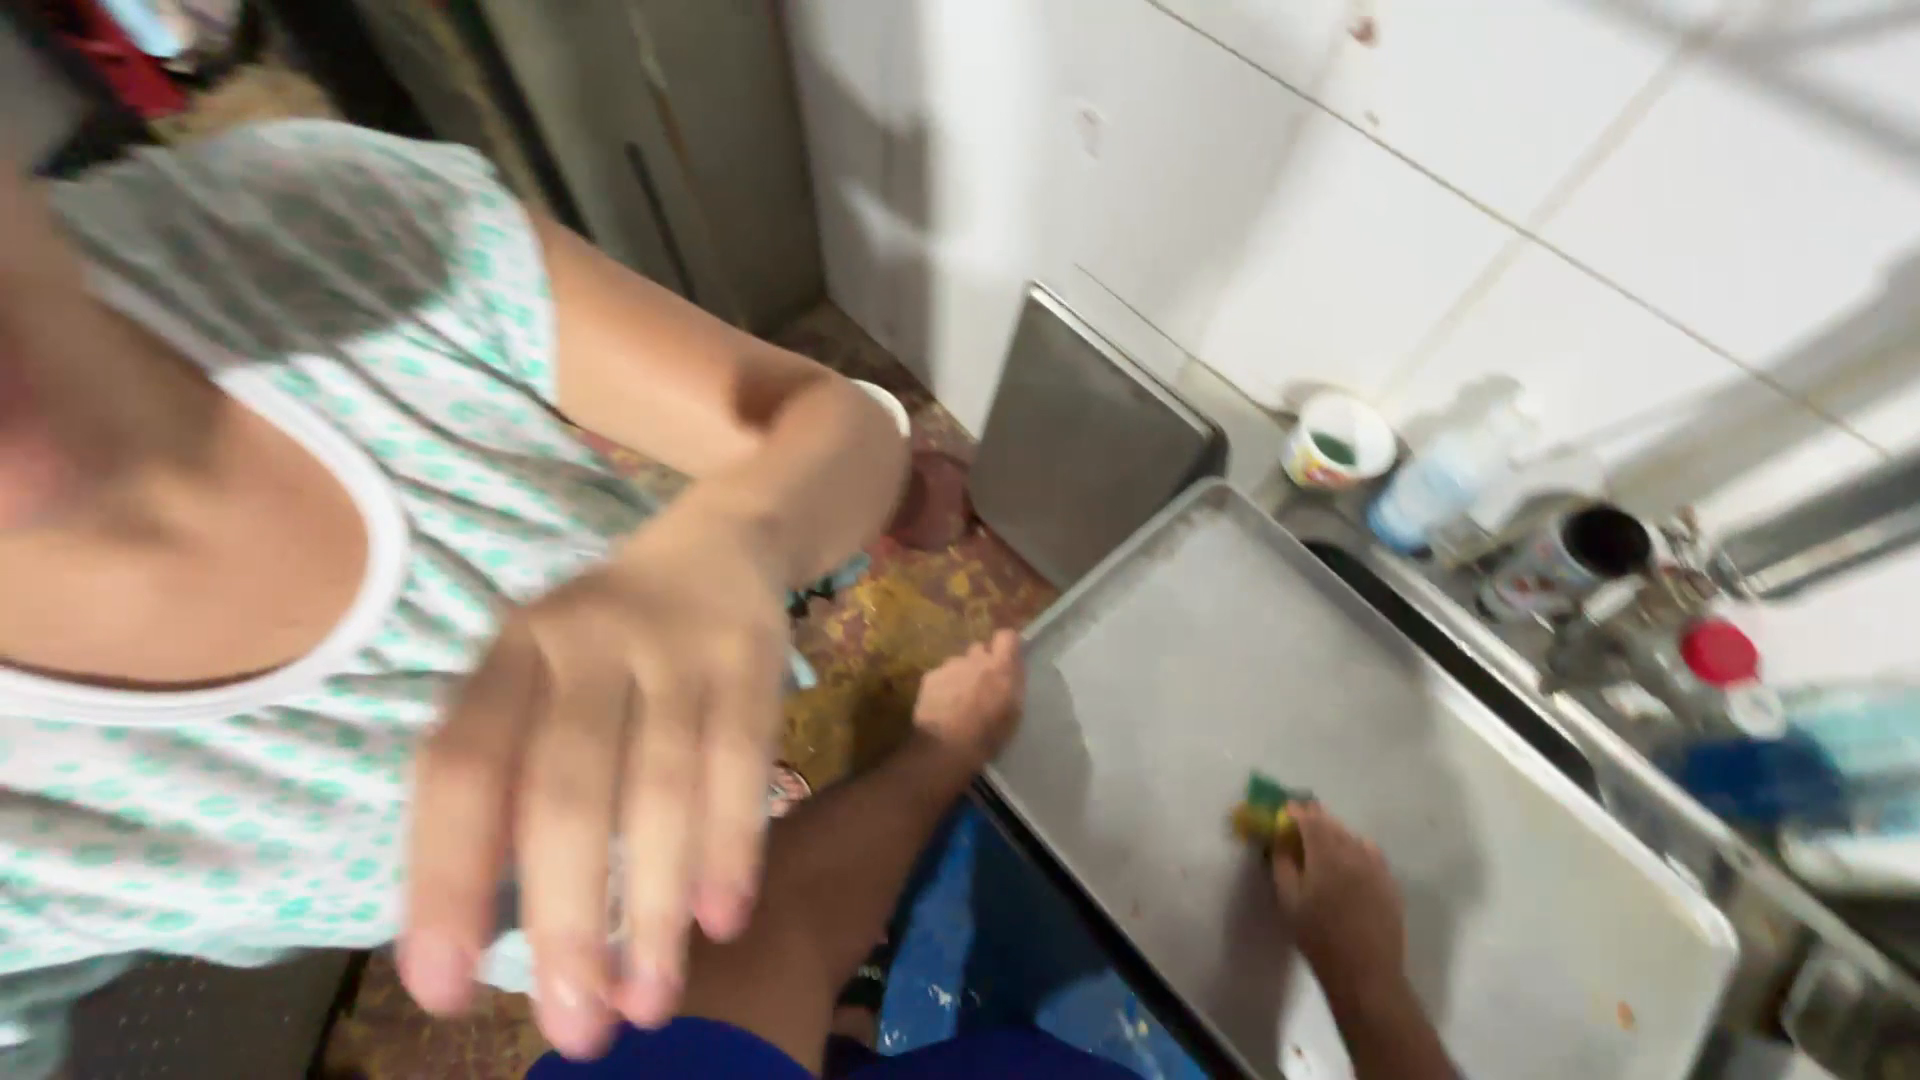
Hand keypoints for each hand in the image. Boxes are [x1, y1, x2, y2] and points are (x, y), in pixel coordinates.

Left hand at [402, 506, 792, 1058]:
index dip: (444, 880)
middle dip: (569, 918)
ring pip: (662, 786)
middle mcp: (586, 639)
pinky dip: (732, 841)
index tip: (442, 994)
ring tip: (651, 997)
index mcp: (513, 649)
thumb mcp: (546, 673)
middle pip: (567, 789)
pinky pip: (742, 759)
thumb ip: (516, 771)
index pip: (461, 765)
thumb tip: (498, 923)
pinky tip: (725, 917)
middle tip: (579, 1026)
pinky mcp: (754, 656)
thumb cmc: (616, 633)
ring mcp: (678, 645)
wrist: (722, 543)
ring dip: (656, 901)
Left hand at [911, 630, 1024, 765]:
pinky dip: (943, 686)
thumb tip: (1013, 667)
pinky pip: (941, 675)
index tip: (1006, 659)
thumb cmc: (987, 735)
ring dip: (961, 676)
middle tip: (982, 685)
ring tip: (959, 700)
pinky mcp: (930, 676)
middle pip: (979, 649)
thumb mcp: (1014, 712)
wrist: (946, 748)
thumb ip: (1013, 683)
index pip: (1007, 636)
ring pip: (959, 663)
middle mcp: (975, 659)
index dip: (1006, 646)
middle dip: (981, 662)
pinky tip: (942, 706)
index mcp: (1000, 667)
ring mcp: (950, 666)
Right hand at [1271, 803, 1406, 999]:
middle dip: (1316, 817)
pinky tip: (1351, 856)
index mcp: (1326, 858)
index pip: (1311, 822)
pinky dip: (1358, 847)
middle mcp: (1354, 856)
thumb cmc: (1318, 938)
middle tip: (1302, 816)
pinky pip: (1372, 854)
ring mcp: (1377, 870)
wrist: (1365, 973)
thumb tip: (1281, 840)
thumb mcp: (1289, 901)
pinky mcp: (1390, 885)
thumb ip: (1283, 864)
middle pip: (1334, 825)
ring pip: (1354, 837)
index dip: (1297, 812)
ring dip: (1337, 831)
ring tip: (1324, 836)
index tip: (1286, 809)